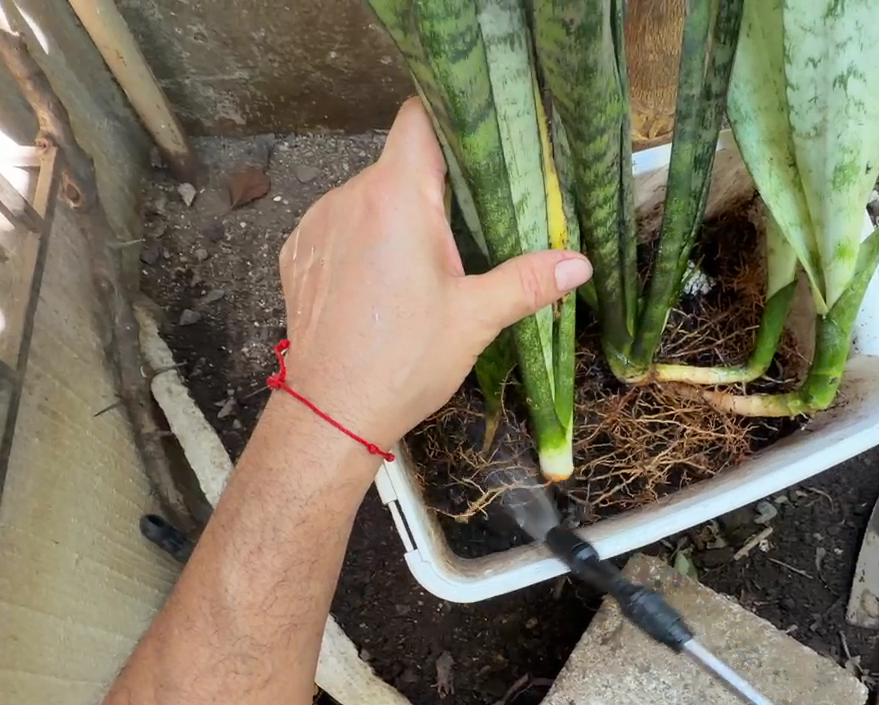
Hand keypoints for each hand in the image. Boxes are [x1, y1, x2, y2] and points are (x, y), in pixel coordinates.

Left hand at [276, 98, 591, 450]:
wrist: (333, 412)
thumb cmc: (405, 363)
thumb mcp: (475, 320)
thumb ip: (528, 282)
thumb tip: (579, 264)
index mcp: (397, 198)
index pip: (420, 118)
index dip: (449, 120)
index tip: (477, 146)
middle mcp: (349, 196)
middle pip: (398, 166)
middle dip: (433, 192)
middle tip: (465, 234)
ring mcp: (316, 224)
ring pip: (367, 200)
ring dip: (395, 222)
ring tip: (418, 273)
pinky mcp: (298, 254)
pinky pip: (338, 229)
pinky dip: (361, 245)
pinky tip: (378, 289)